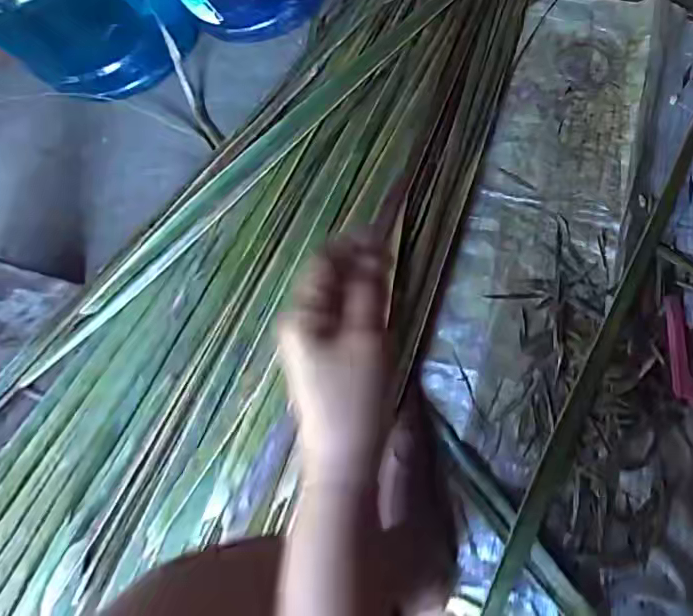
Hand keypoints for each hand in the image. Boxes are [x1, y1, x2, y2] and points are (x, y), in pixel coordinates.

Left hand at [278, 234, 389, 486]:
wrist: (344, 458)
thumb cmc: (355, 396)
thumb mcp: (366, 337)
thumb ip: (369, 289)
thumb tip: (374, 247)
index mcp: (301, 315)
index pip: (324, 260)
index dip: (353, 242)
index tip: (385, 233)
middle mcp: (299, 321)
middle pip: (329, 275)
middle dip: (359, 259)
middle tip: (393, 255)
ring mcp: (309, 338)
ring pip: (337, 293)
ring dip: (362, 279)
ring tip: (390, 275)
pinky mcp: (324, 353)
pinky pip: (341, 312)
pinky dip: (360, 300)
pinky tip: (379, 304)